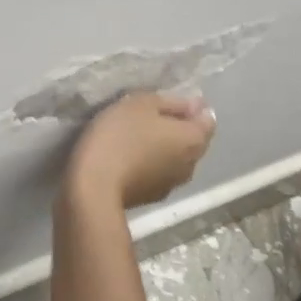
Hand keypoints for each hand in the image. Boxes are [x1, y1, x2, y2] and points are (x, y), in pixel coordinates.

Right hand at [63, 93, 216, 209]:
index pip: (207, 118)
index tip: (167, 102)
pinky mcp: (152, 198)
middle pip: (192, 141)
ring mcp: (172, 185)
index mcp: (194, 139)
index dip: (192, 107)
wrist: (94, 187)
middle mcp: (192, 164)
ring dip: (163, 150)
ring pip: (175, 159)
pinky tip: (128, 161)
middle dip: (177, 130)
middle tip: (149, 120)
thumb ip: (171, 102)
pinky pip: (157, 174)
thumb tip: (194, 105)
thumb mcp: (140, 104)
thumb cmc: (118, 137)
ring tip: (137, 141)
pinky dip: (149, 166)